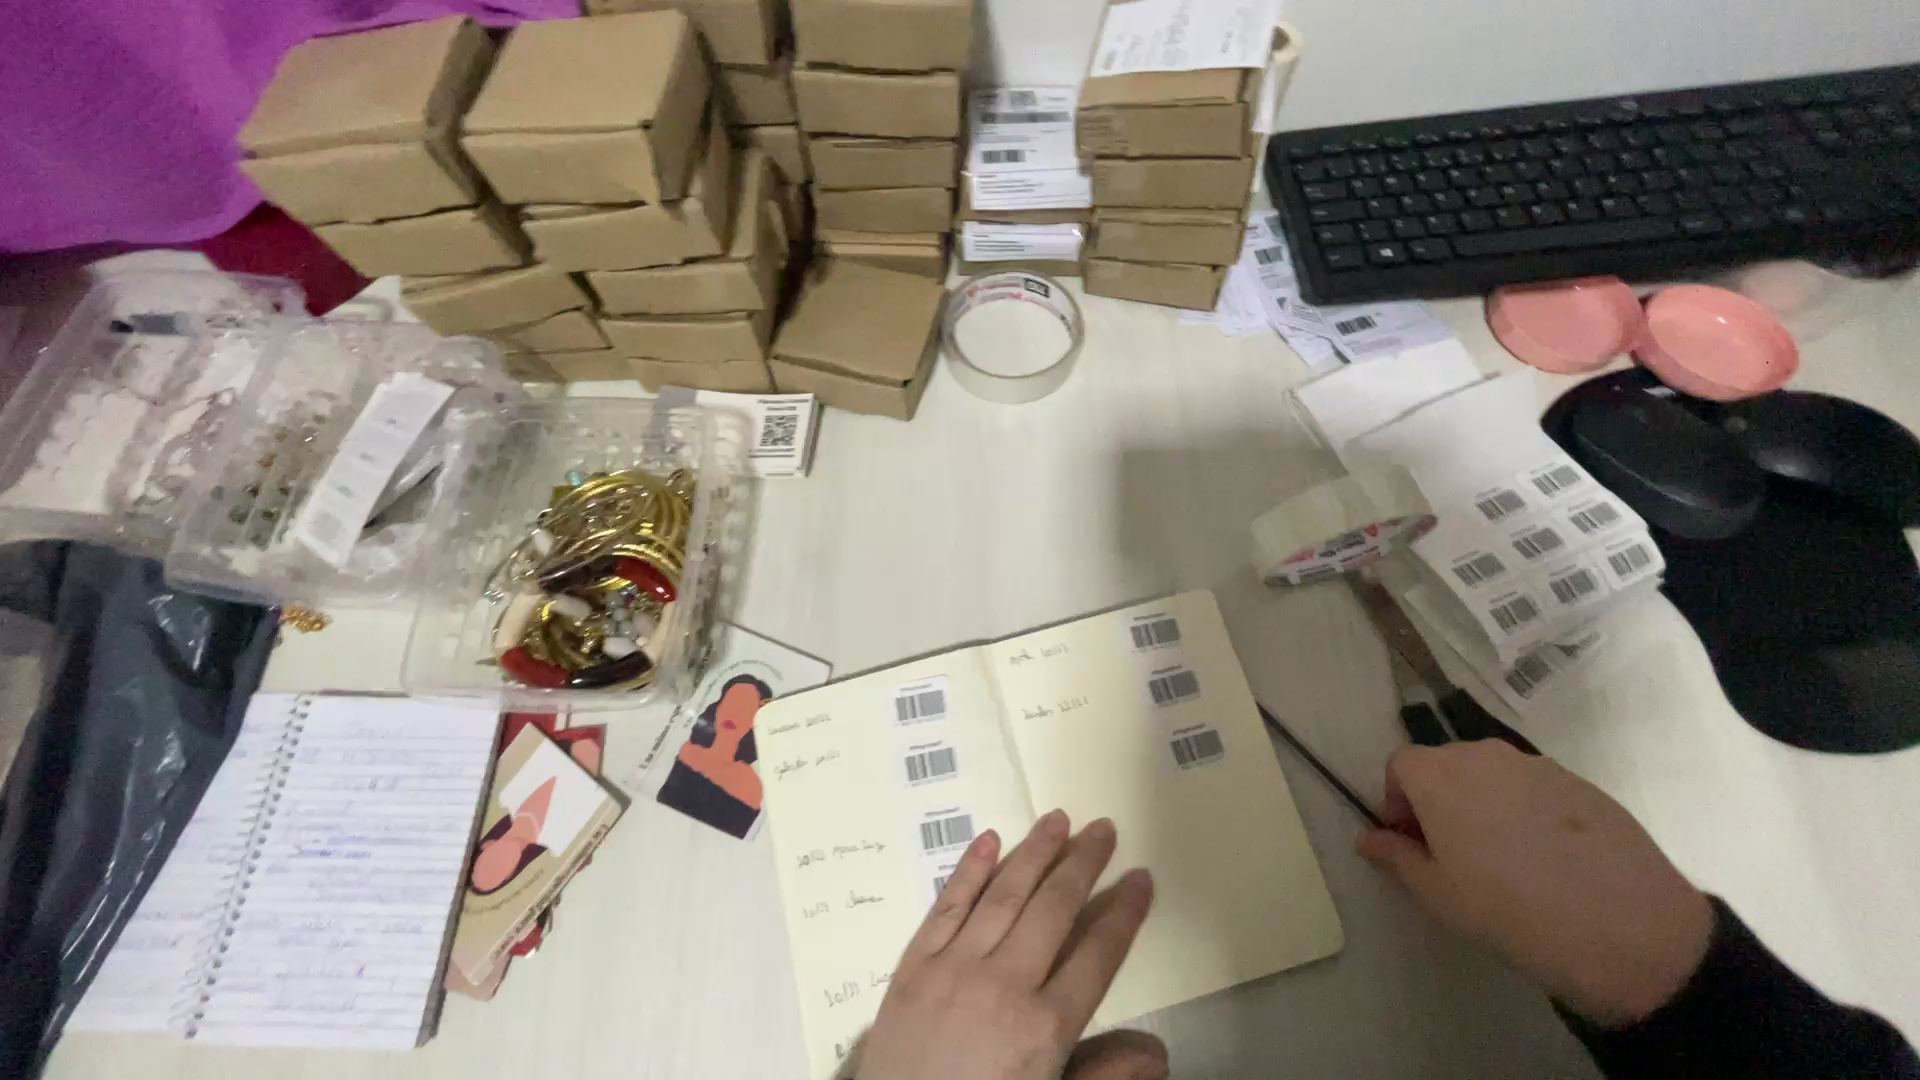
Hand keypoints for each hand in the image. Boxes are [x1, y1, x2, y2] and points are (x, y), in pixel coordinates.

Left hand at [857, 811, 1161, 1079]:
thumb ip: (1102, 1077)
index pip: (1097, 955)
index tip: (1140, 877)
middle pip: (1053, 909)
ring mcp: (955, 964)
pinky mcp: (915, 960)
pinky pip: (947, 904)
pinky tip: (990, 839)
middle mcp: (1004, 983)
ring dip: (1035, 852)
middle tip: (1103, 827)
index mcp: (1044, 1027)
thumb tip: (1159, 1050)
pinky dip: (970, 869)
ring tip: (1058, 818)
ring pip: (1005, 894)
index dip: (1123, 914)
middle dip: (1083, 864)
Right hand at [1357, 741, 1714, 1027]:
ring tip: (1509, 858)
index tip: (1415, 844)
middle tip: (1456, 853)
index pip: (1399, 766)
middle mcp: (1483, 755)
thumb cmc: (1511, 910)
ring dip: (1485, 803)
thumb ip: (1395, 856)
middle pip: (1445, 765)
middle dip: (1439, 800)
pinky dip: (1529, 811)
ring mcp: (1538, 766)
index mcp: (1438, 775)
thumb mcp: (1437, 894)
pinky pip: (1536, 789)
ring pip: (1492, 776)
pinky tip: (1552, 859)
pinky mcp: (1584, 784)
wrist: (1633, 932)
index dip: (1398, 802)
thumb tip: (1369, 838)